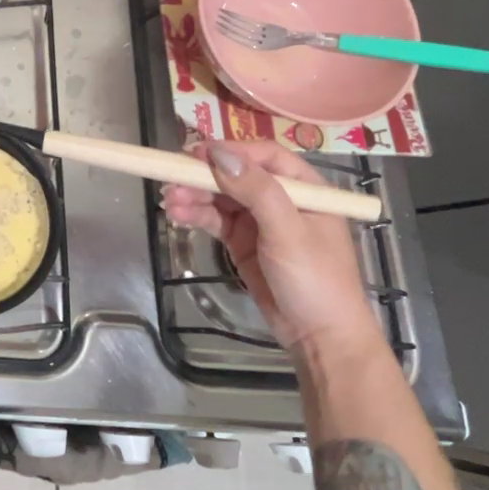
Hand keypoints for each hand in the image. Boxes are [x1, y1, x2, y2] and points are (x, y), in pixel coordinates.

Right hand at [160, 141, 379, 355]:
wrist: (320, 338)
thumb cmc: (316, 280)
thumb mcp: (288, 232)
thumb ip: (256, 191)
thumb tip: (218, 153)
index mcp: (305, 189)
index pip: (263, 156)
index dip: (230, 151)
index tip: (195, 154)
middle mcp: (281, 199)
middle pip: (235, 174)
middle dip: (203, 176)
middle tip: (170, 178)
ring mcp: (260, 221)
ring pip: (220, 196)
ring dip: (193, 196)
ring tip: (167, 202)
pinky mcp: (243, 242)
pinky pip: (214, 219)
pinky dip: (195, 215)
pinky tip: (176, 215)